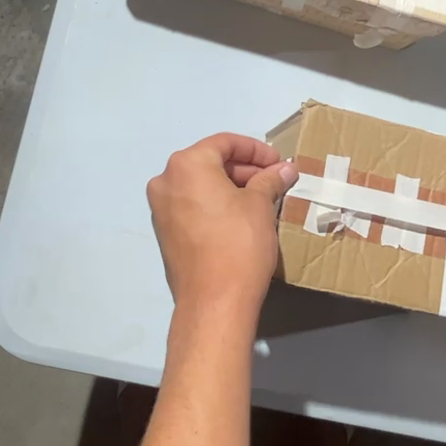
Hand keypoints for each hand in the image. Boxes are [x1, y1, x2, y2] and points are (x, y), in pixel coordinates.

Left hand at [146, 133, 296, 345]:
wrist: (214, 301)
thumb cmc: (239, 243)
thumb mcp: (261, 206)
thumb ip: (270, 180)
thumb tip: (285, 169)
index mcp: (186, 165)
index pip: (224, 143)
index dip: (256, 150)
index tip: (279, 163)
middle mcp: (165, 181)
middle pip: (209, 162)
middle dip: (244, 169)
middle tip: (274, 181)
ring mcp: (161, 209)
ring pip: (200, 185)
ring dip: (231, 187)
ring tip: (262, 199)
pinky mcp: (164, 233)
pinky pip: (192, 206)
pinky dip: (215, 205)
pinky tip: (241, 218)